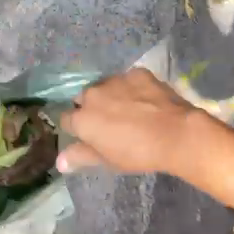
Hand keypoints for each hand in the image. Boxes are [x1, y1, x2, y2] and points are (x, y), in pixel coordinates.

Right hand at [57, 67, 209, 176]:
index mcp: (82, 118)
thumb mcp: (107, 160)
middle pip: (84, 99)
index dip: (76, 128)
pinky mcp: (137, 73)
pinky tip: (146, 100)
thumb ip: (80, 156)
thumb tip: (59, 161)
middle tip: (109, 123)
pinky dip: (133, 88)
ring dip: (111, 96)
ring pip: (106, 86)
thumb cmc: (137, 153)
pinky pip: (129, 80)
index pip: (66, 119)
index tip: (87, 135)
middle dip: (92, 108)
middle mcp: (94, 94)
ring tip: (129, 110)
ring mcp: (116, 80)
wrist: (174, 133)